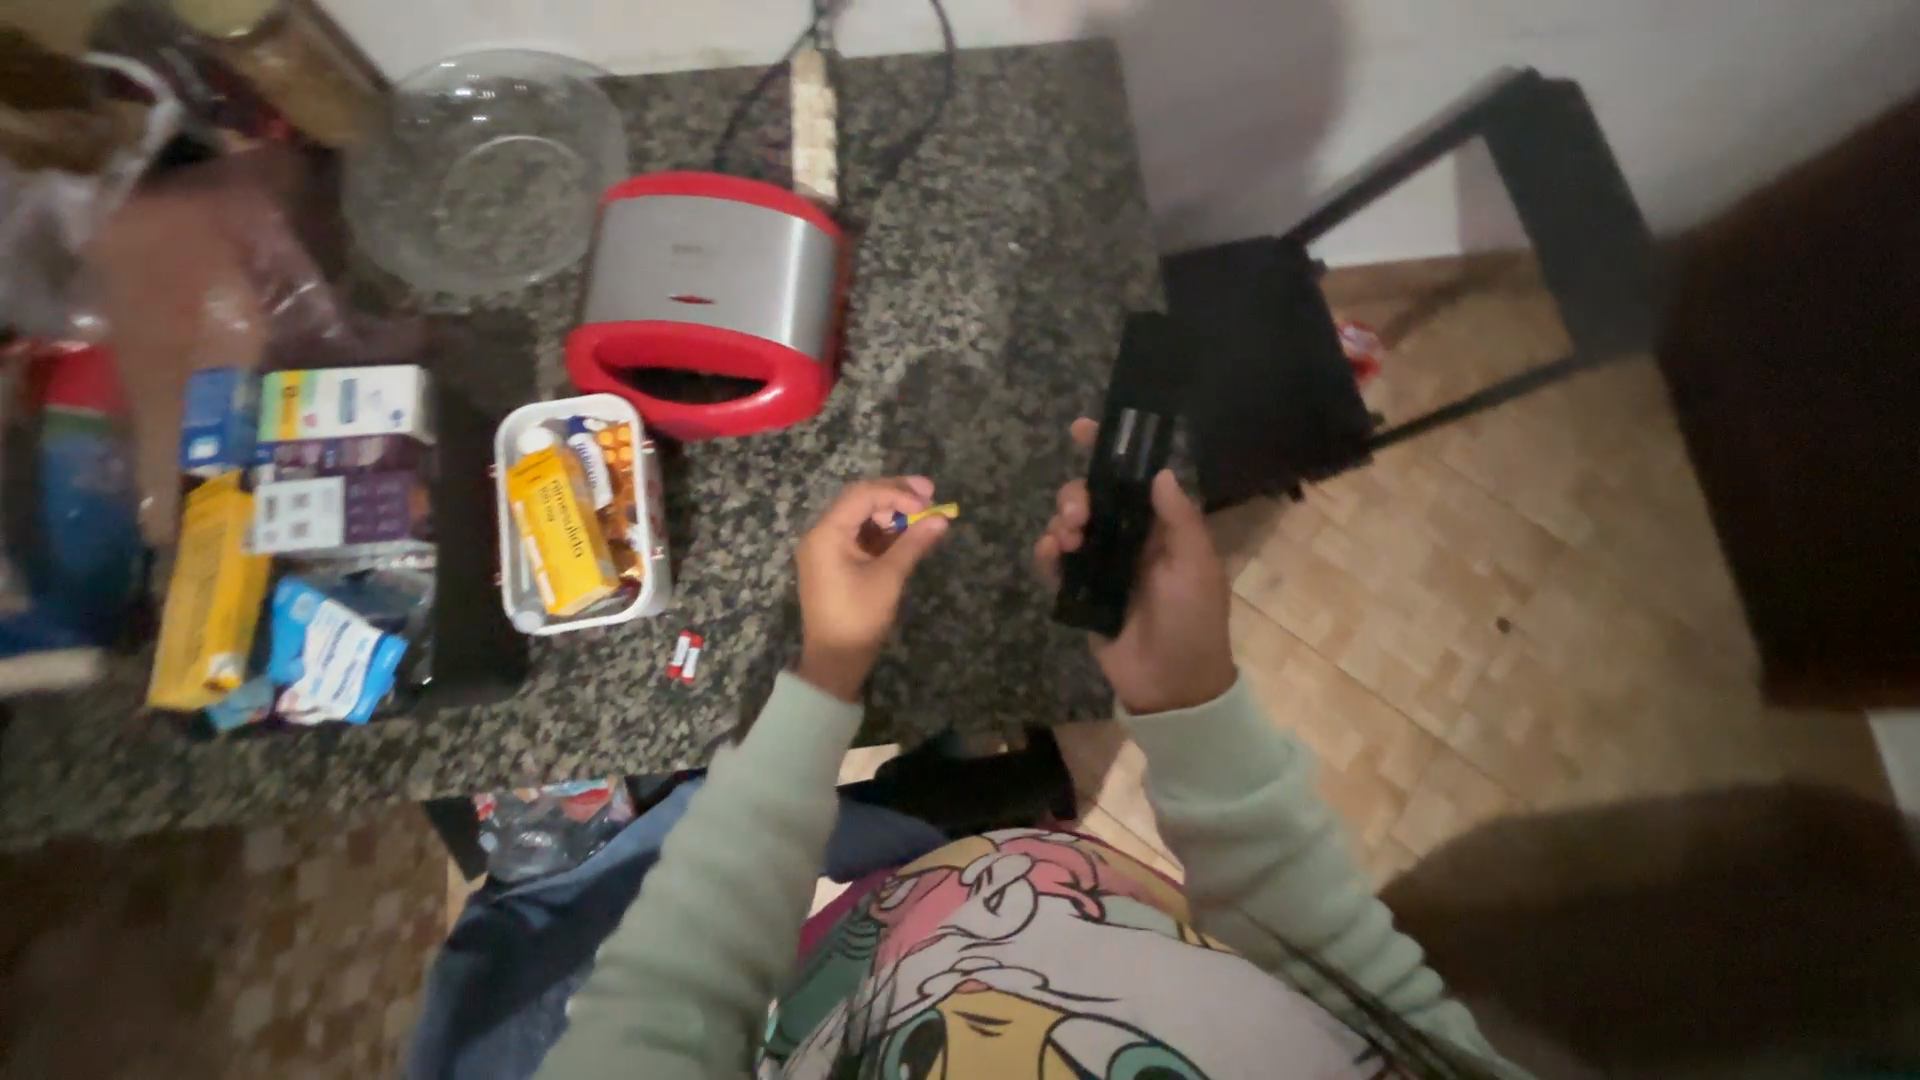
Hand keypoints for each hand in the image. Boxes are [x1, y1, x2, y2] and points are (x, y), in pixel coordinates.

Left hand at [794, 477, 950, 700]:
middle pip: (860, 500)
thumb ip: (913, 543)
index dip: (898, 493)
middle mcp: (821, 534)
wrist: (834, 661)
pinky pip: (859, 536)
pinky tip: (907, 533)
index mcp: (826, 534)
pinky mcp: (834, 563)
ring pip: (861, 517)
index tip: (928, 502)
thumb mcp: (889, 577)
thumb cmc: (859, 617)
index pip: (863, 495)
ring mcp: (826, 549)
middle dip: (895, 495)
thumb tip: (942, 519)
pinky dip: (883, 532)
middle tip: (930, 493)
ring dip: (891, 513)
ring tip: (923, 515)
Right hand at [1034, 419, 1235, 713]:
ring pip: (1071, 526)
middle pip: (1093, 500)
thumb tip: (1160, 472)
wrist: (1172, 685)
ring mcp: (1102, 566)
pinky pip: (1056, 563)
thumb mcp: (1196, 566)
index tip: (1081, 430)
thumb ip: (1178, 519)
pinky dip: (1047, 553)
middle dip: (1077, 496)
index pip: (1133, 481)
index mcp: (1161, 529)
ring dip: (1062, 521)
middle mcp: (1129, 541)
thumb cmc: (1193, 621)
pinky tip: (1051, 554)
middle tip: (1077, 514)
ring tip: (1067, 539)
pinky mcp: (1081, 592)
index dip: (1109, 454)